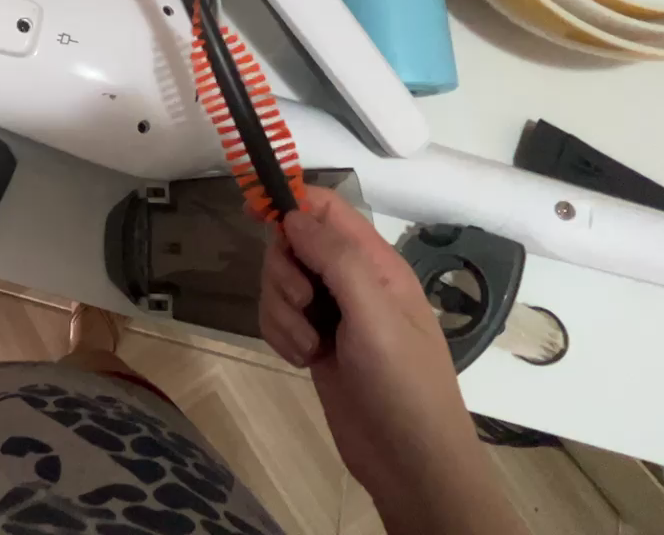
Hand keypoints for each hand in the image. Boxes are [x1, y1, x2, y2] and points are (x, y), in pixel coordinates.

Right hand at [259, 191, 520, 532]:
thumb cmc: (403, 384)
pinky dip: (280, 335)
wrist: (409, 464)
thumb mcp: (375, 315)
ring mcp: (330, 312)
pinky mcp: (312, 340)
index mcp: (374, 263)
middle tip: (302, 303)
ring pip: (277, 282)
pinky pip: (275, 317)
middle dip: (282, 272)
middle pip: (291, 244)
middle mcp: (349, 280)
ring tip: (309, 346)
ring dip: (280, 311)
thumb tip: (292, 215)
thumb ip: (336, 258)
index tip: (253, 211)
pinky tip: (303, 360)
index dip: (290, 201)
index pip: (325, 208)